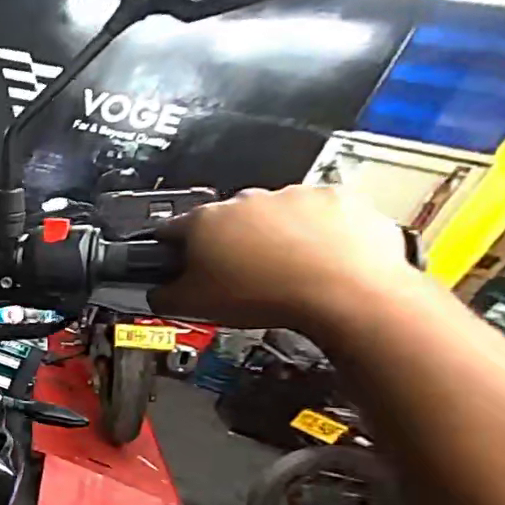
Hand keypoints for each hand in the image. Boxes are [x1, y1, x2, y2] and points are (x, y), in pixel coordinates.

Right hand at [148, 186, 422, 336]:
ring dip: (273, 236)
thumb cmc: (270, 296)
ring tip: (281, 271)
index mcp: (204, 220)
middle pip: (225, 220)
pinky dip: (317, 233)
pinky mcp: (338, 201)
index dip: (170, 248)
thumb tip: (158, 293)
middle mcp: (246, 200)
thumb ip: (162, 295)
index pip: (170, 228)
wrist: (347, 296)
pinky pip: (320, 215)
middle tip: (236, 275)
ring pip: (273, 215)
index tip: (179, 262)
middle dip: (228, 242)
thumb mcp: (192, 307)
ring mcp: (294, 197)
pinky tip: (317, 260)